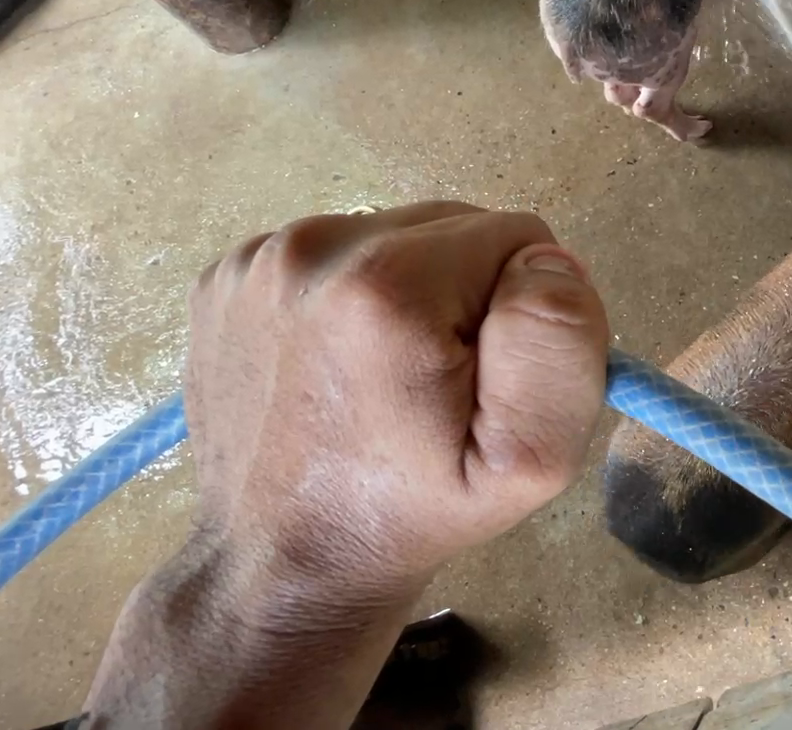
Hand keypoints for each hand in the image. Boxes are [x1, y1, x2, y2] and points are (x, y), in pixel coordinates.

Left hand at [184, 202, 609, 598]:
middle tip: (453, 378)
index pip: (519, 236)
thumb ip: (560, 344)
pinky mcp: (231, 273)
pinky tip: (349, 358)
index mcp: (387, 283)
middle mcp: (312, 248)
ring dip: (426, 290)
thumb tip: (547, 259)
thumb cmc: (417, 512)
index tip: (491, 376)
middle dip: (478, 290)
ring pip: (409, 234)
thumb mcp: (530, 457)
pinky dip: (369, 292)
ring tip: (399, 371)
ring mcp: (259, 258)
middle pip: (462, 226)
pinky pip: (352, 251)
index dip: (526, 307)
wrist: (284, 565)